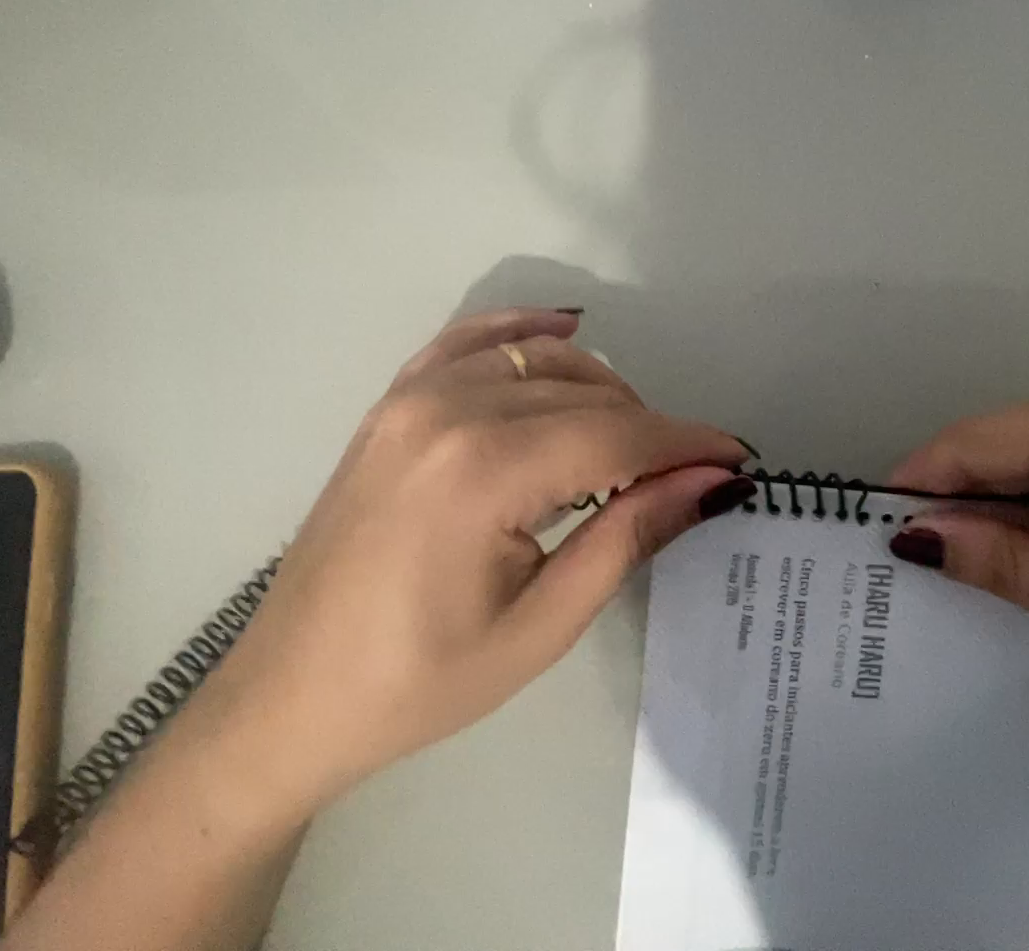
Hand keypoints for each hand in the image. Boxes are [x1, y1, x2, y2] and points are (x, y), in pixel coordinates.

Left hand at [189, 308, 753, 818]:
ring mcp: (410, 398)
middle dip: (649, 428)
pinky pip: (468, 341)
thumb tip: (711, 482)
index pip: (618, 434)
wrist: (291, 695)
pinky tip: (564, 332)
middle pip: (585, 392)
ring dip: (599, 389)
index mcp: (485, 469)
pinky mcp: (390, 406)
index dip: (686, 445)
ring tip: (630, 445)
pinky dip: (522, 332)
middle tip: (685, 479)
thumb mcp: (542, 623)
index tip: (738, 460)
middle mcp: (448, 409)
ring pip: (537, 359)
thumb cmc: (422, 681)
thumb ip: (628, 535)